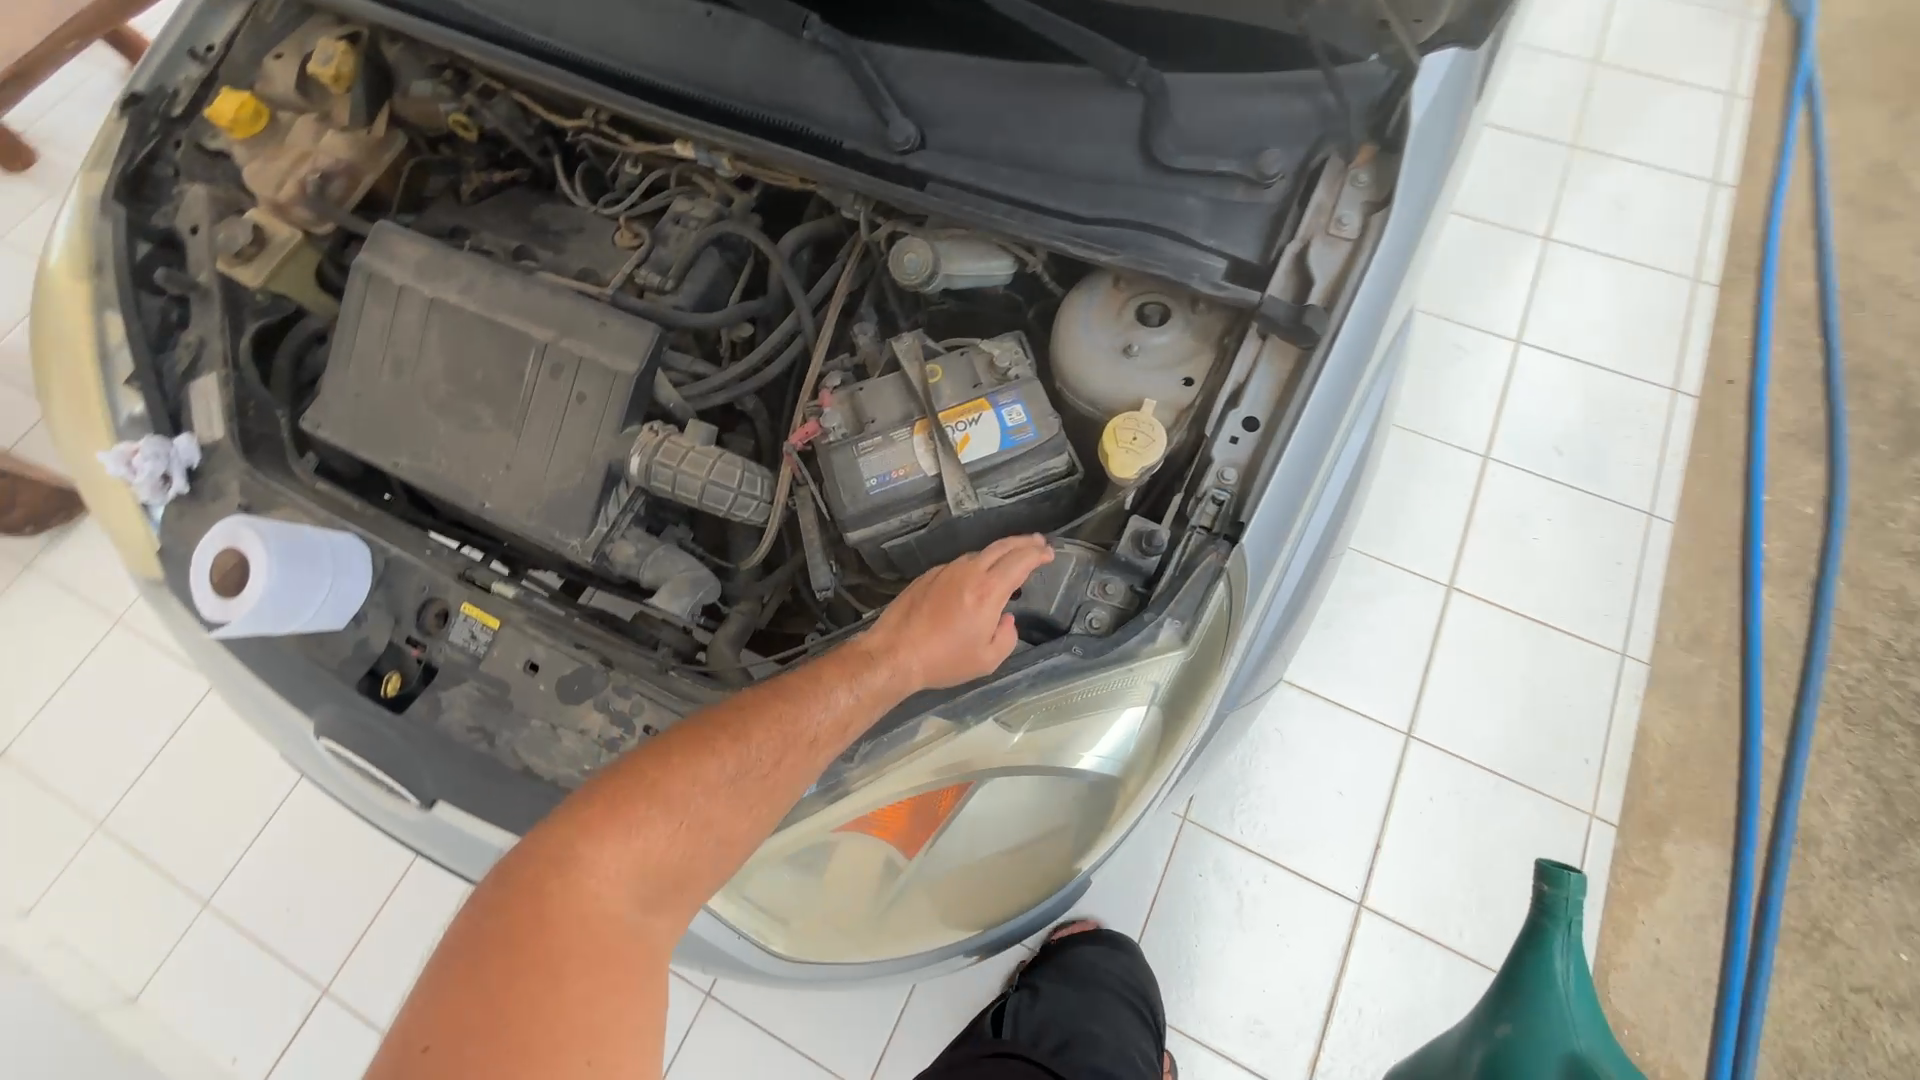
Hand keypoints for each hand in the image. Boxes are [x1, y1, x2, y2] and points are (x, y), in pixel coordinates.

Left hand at [856, 534, 1054, 695]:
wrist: (894, 653)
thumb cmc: (943, 661)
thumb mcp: (987, 660)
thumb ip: (1007, 637)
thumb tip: (1007, 620)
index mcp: (988, 591)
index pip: (1020, 561)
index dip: (1038, 553)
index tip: (1048, 553)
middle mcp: (968, 572)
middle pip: (1002, 546)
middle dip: (1024, 542)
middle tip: (1038, 543)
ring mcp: (945, 571)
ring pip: (979, 554)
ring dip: (999, 553)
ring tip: (1010, 561)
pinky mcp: (928, 575)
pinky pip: (959, 564)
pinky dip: (975, 565)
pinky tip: (975, 578)